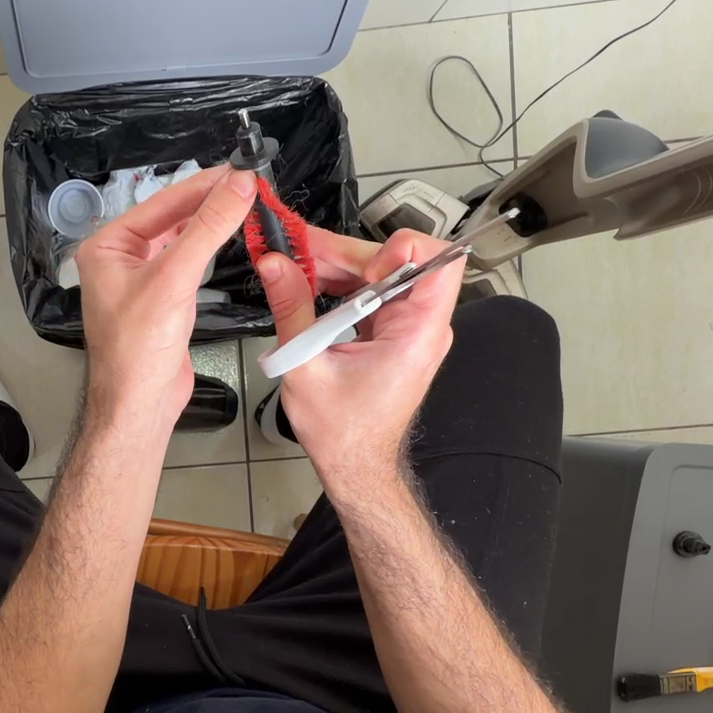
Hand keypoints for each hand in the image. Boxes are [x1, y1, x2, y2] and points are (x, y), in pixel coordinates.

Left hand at [75, 166, 255, 431]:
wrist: (139, 404)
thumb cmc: (139, 348)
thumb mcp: (174, 280)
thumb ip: (207, 229)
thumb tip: (238, 184)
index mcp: (106, 246)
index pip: (161, 203)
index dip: (204, 186)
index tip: (242, 171)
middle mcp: (118, 259)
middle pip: (170, 218)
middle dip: (209, 203)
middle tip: (251, 186)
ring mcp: (139, 280)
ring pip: (180, 240)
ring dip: (211, 225)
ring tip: (247, 205)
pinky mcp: (159, 301)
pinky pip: (185, 264)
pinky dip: (208, 251)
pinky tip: (228, 238)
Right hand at [253, 227, 463, 496]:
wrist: (353, 462)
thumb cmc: (341, 431)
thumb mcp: (305, 366)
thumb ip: (291, 308)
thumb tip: (276, 265)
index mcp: (417, 333)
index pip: (436, 261)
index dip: (396, 249)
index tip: (354, 266)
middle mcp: (421, 325)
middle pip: (393, 261)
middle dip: (343, 252)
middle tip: (296, 249)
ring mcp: (408, 327)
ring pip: (378, 273)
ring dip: (335, 266)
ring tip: (292, 264)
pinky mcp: (392, 332)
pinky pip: (370, 293)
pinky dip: (339, 285)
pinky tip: (306, 284)